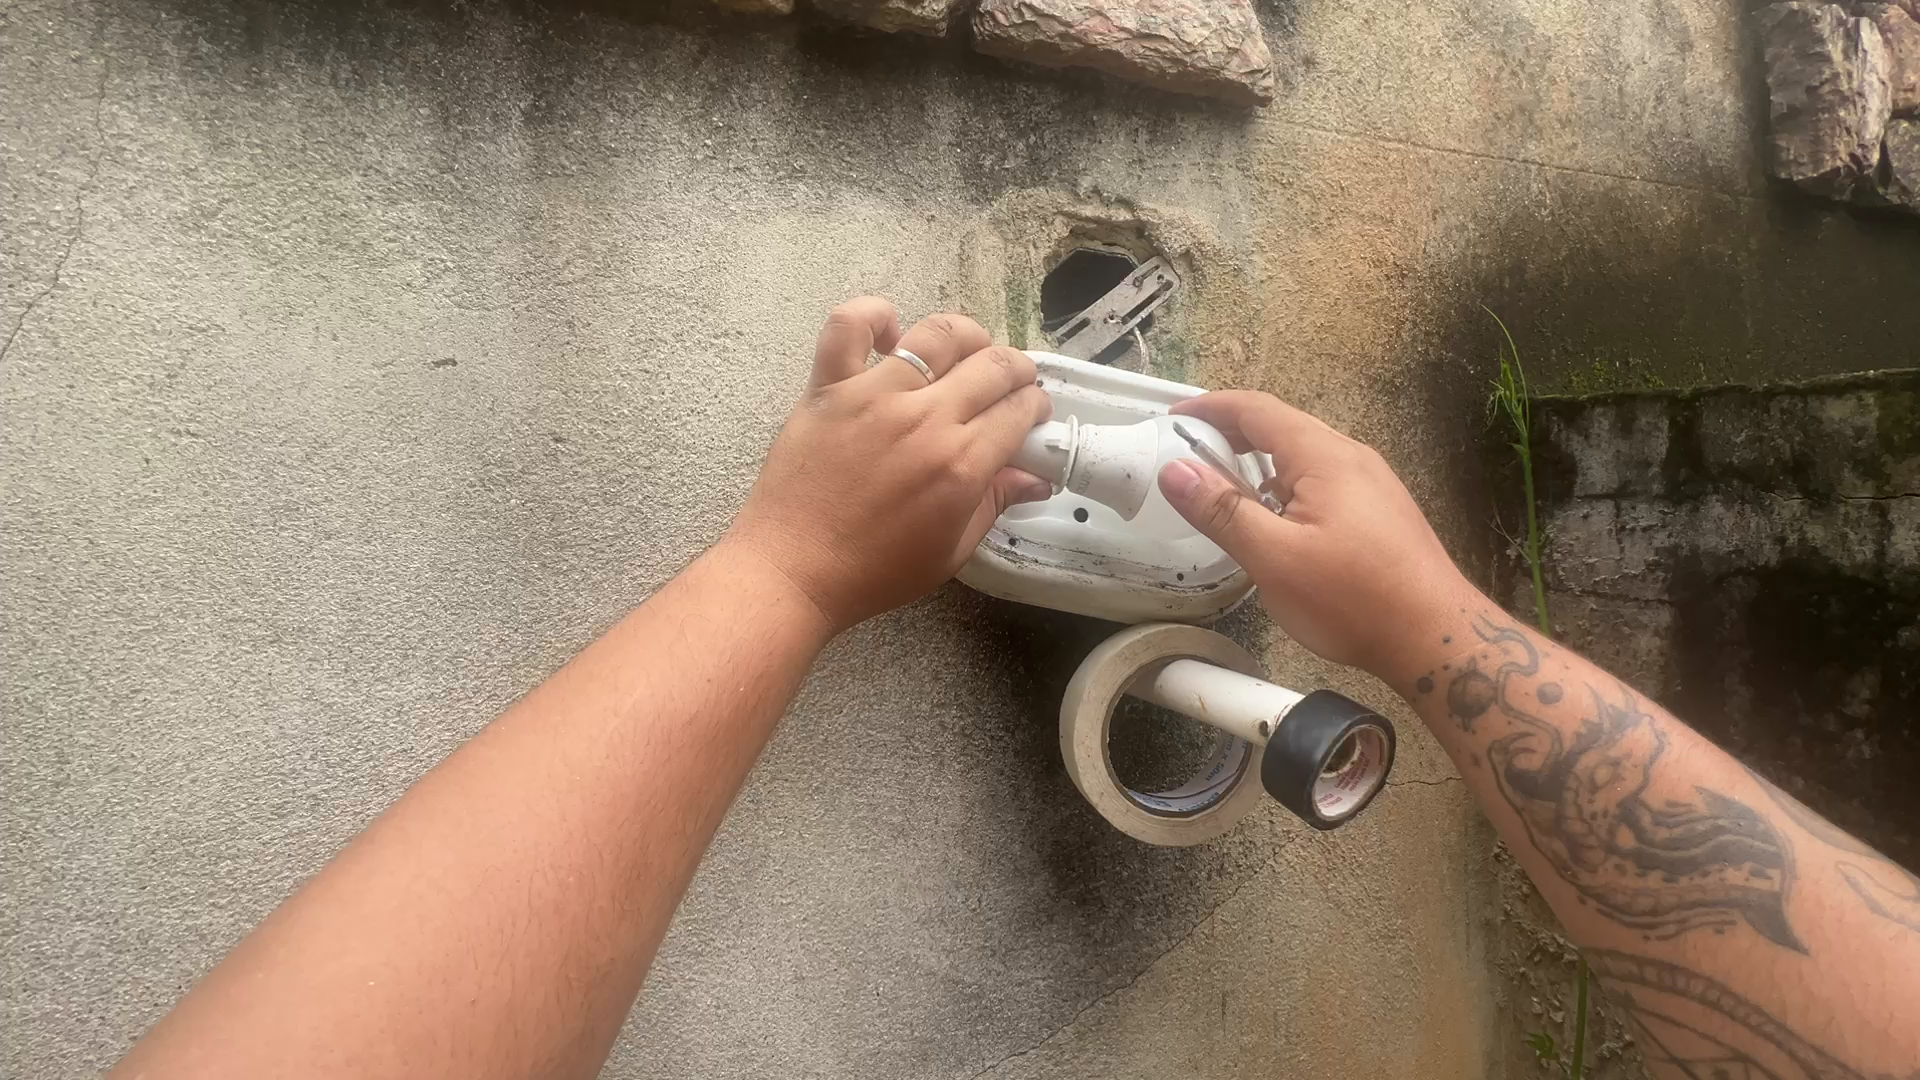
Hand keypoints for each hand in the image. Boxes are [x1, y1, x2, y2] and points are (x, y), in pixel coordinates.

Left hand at [723, 298, 1053, 632]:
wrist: (795, 570)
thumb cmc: (875, 571)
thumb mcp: (950, 551)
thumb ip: (995, 504)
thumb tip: (1036, 478)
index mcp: (962, 464)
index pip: (1018, 411)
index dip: (1035, 406)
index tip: (1033, 412)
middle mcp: (926, 419)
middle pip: (992, 366)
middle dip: (1018, 369)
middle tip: (1014, 382)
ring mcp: (875, 395)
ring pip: (938, 335)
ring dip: (969, 335)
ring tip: (971, 348)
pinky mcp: (830, 387)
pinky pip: (849, 326)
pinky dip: (873, 315)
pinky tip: (891, 330)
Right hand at [1155, 391, 1475, 675]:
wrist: (1436, 639)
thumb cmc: (1352, 599)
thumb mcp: (1274, 557)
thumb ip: (1222, 510)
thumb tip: (1175, 470)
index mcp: (1324, 457)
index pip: (1257, 410)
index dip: (1211, 407)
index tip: (1172, 418)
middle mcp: (1350, 457)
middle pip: (1280, 426)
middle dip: (1229, 431)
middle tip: (1187, 452)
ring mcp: (1369, 483)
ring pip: (1300, 454)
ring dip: (1254, 458)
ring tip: (1219, 483)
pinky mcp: (1376, 510)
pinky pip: (1317, 478)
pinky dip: (1279, 481)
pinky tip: (1269, 515)